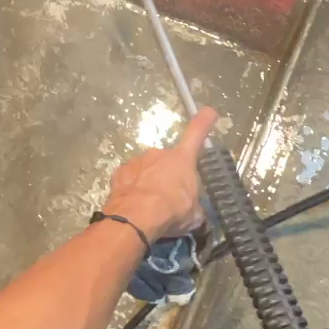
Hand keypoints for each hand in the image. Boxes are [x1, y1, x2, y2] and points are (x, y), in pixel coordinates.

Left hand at [101, 106, 218, 240]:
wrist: (135, 217)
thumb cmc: (171, 211)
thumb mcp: (193, 214)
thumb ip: (196, 207)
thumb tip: (196, 211)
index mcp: (182, 159)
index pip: (196, 134)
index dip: (204, 122)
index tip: (208, 112)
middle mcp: (159, 154)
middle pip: (168, 161)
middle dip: (169, 175)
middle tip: (169, 197)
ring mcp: (137, 161)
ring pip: (147, 169)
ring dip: (150, 182)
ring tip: (149, 204)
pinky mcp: (119, 172)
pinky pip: (130, 178)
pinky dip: (132, 187)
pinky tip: (134, 203)